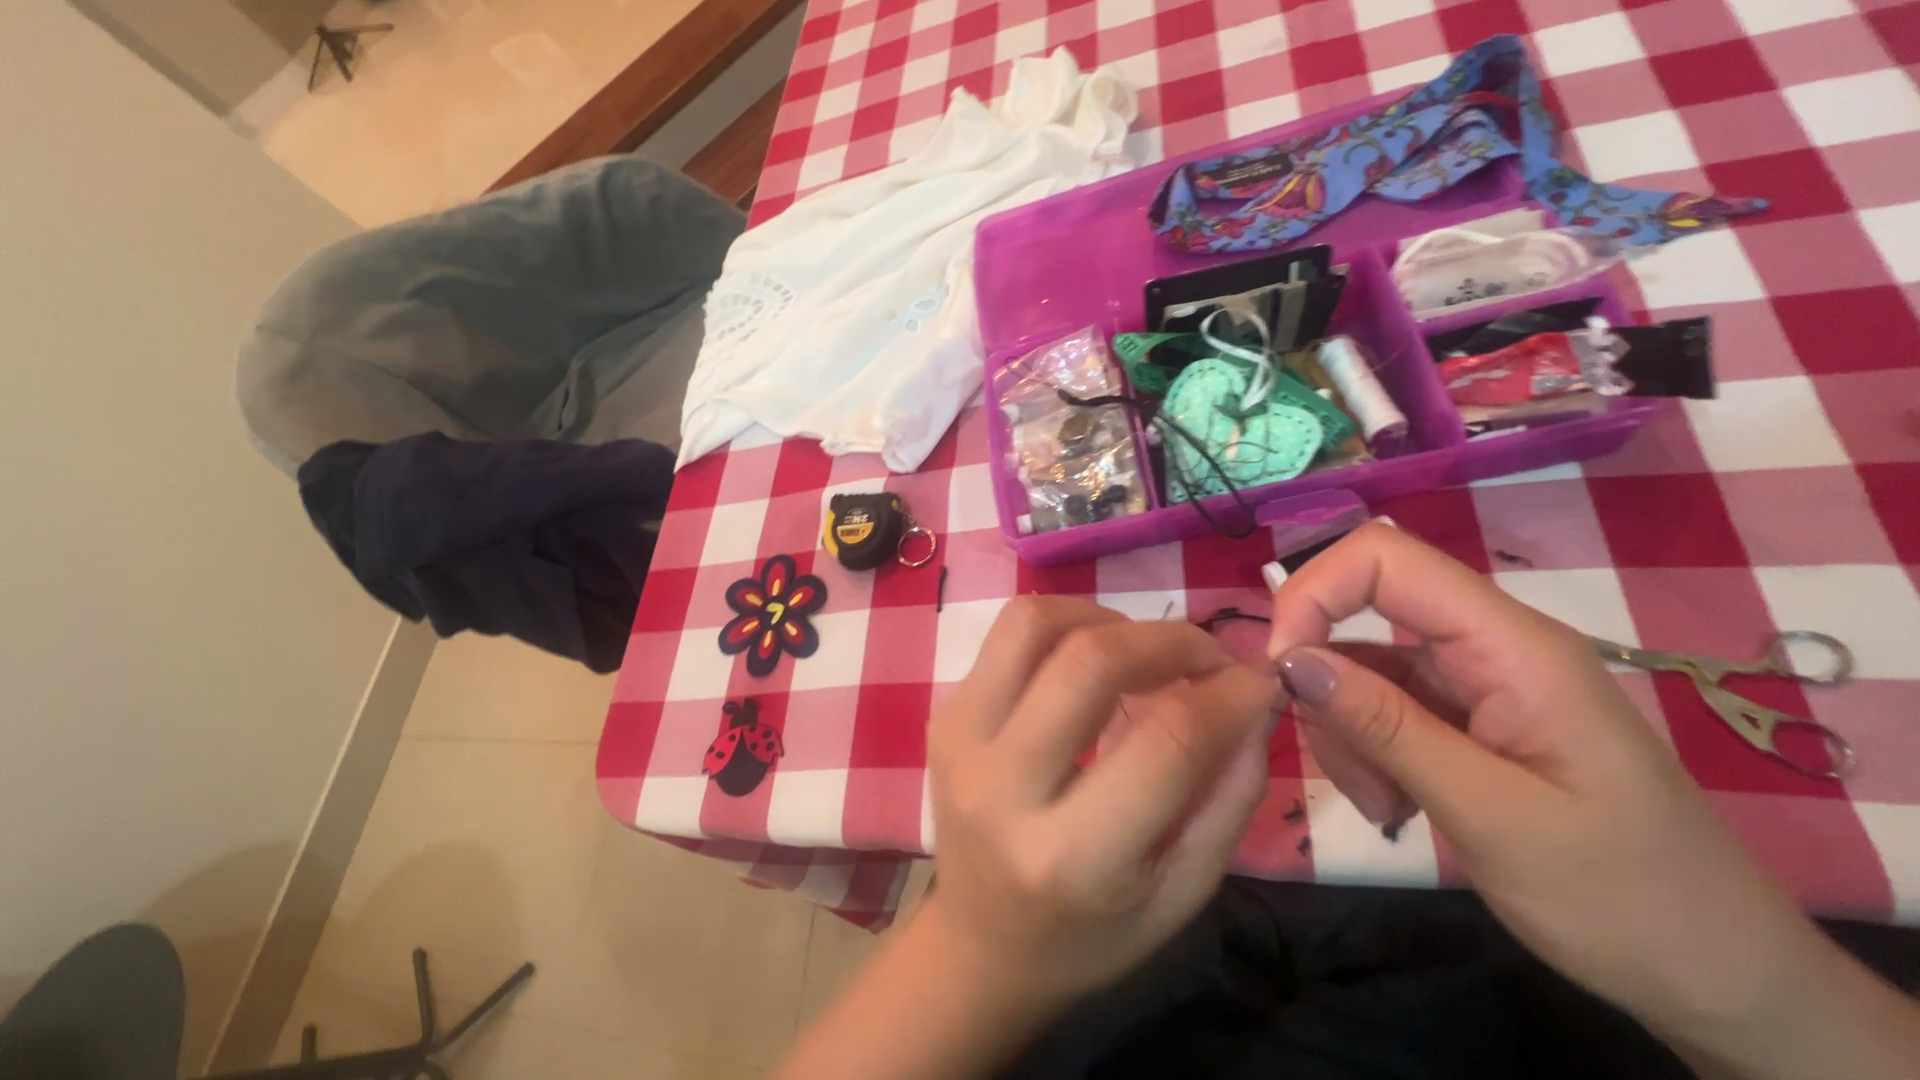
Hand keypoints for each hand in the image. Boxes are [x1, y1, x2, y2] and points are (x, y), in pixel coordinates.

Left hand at [923, 595, 1279, 1004]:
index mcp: (1071, 857)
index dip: (1226, 697)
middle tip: (1205, 659)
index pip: (1165, 744)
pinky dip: (1066, 627)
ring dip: (1107, 617)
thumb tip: (1254, 698)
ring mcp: (960, 743)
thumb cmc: (1093, 933)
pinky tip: (1094, 662)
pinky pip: (1008, 637)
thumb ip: (1229, 797)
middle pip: (1089, 661)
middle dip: (1169, 641)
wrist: (980, 944)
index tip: (1256, 683)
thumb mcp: (1182, 893)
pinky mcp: (944, 717)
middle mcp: (1002, 788)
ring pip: (1034, 624)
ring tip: (1145, 652)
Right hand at [1267, 524, 1919, 1076]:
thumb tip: (1288, 660)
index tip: (1280, 673)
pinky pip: (1386, 711)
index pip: (1385, 559)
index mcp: (1513, 646)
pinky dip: (1369, 755)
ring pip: (1362, 670)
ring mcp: (1479, 684)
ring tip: (1388, 809)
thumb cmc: (1619, 896)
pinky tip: (1398, 810)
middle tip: (1353, 776)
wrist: (1715, 971)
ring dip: (1347, 734)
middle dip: (1328, 688)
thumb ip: (1385, 728)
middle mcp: (1492, 647)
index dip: (1314, 593)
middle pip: (1362, 617)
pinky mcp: (1470, 721)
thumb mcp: (1489, 815)